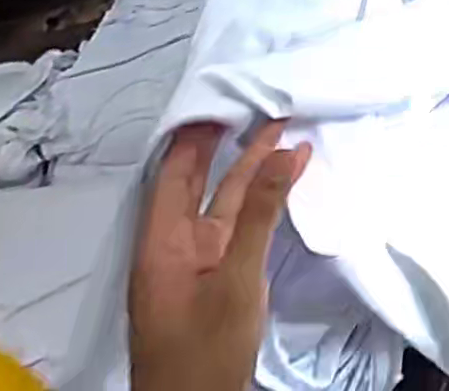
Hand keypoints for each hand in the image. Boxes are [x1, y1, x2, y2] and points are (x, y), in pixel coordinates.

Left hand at [129, 120, 311, 390]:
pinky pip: (242, 219)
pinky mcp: (222, 269)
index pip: (172, 176)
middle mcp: (176, 244)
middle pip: (197, 182)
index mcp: (161, 244)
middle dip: (223, 143)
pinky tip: (287, 171)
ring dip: (254, 165)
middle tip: (251, 103)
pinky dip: (264, 193)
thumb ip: (260, 212)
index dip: (190, 138)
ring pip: (226, 198)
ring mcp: (200, 258)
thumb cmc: (205, 348)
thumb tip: (284, 152)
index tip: (216, 101)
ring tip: (284, 127)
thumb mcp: (236, 278)